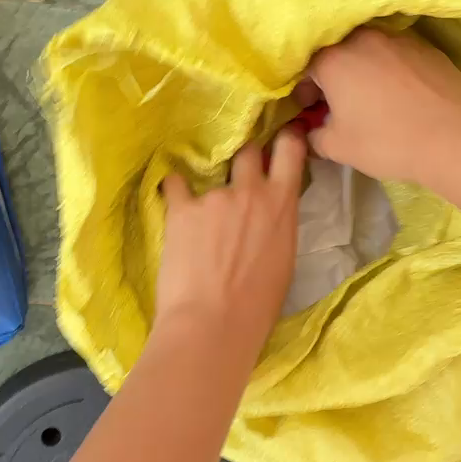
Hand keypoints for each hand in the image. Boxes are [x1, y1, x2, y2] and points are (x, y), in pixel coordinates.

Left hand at [153, 126, 308, 355]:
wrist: (213, 324)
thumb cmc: (257, 306)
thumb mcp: (283, 259)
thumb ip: (276, 225)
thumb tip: (267, 214)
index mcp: (282, 205)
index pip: (290, 150)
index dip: (284, 138)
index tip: (279, 136)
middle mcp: (250, 191)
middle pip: (247, 151)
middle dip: (242, 156)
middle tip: (234, 172)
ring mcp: (214, 196)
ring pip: (209, 172)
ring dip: (206, 185)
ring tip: (198, 207)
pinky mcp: (182, 208)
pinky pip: (174, 185)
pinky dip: (173, 190)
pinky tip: (170, 199)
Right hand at [304, 27, 460, 186]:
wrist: (456, 138)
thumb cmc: (387, 140)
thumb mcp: (338, 148)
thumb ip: (314, 136)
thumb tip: (310, 131)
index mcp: (335, 58)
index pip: (305, 64)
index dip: (303, 88)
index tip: (310, 109)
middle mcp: (363, 39)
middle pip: (337, 51)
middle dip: (331, 75)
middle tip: (336, 103)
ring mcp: (399, 40)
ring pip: (368, 51)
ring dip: (361, 70)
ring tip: (369, 97)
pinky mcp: (427, 48)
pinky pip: (396, 55)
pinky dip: (390, 70)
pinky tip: (400, 96)